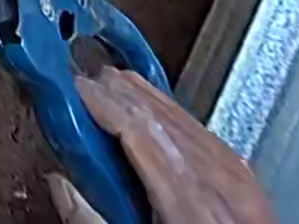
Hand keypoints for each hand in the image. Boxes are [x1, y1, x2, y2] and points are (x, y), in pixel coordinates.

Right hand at [48, 69, 275, 223]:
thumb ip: (91, 222)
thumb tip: (56, 181)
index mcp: (190, 207)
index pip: (136, 126)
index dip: (98, 99)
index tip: (68, 88)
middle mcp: (218, 182)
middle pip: (151, 110)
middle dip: (108, 90)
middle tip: (75, 91)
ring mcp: (235, 174)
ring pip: (170, 108)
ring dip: (130, 94)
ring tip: (100, 96)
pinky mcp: (242, 171)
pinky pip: (190, 120)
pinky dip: (157, 107)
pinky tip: (137, 109)